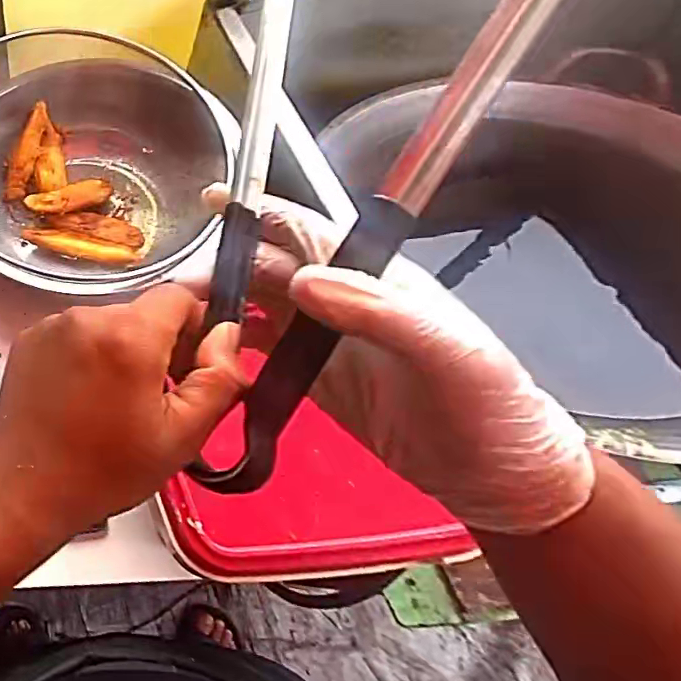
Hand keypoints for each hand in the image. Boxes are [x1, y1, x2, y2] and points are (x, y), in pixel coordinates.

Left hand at [0, 285, 245, 538]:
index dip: (195, 325)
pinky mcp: (31, 336)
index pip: (179, 294)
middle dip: (159, 343)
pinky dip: (89, 353)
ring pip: (111, 322)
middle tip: (156, 395)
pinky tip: (83, 395)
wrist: (23, 490)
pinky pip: (77, 332)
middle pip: (144, 311)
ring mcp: (54, 324)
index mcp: (128, 335)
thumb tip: (228, 334)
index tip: (190, 365)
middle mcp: (88, 316)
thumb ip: (219, 378)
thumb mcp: (182, 435)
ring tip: (114, 401)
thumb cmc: (104, 470)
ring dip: (123, 349)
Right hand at [180, 186, 593, 534]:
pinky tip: (210, 352)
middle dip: (223, 266)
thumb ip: (378, 309)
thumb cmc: (489, 405)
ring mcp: (326, 341)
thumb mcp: (446, 350)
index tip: (215, 201)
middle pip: (269, 268)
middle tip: (177, 284)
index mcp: (372, 276)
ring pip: (260, 306)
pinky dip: (234, 346)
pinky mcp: (316, 380)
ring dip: (222, 305)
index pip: (305, 231)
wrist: (502, 479)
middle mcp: (342, 299)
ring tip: (182, 317)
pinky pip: (265, 352)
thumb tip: (302, 280)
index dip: (259, 214)